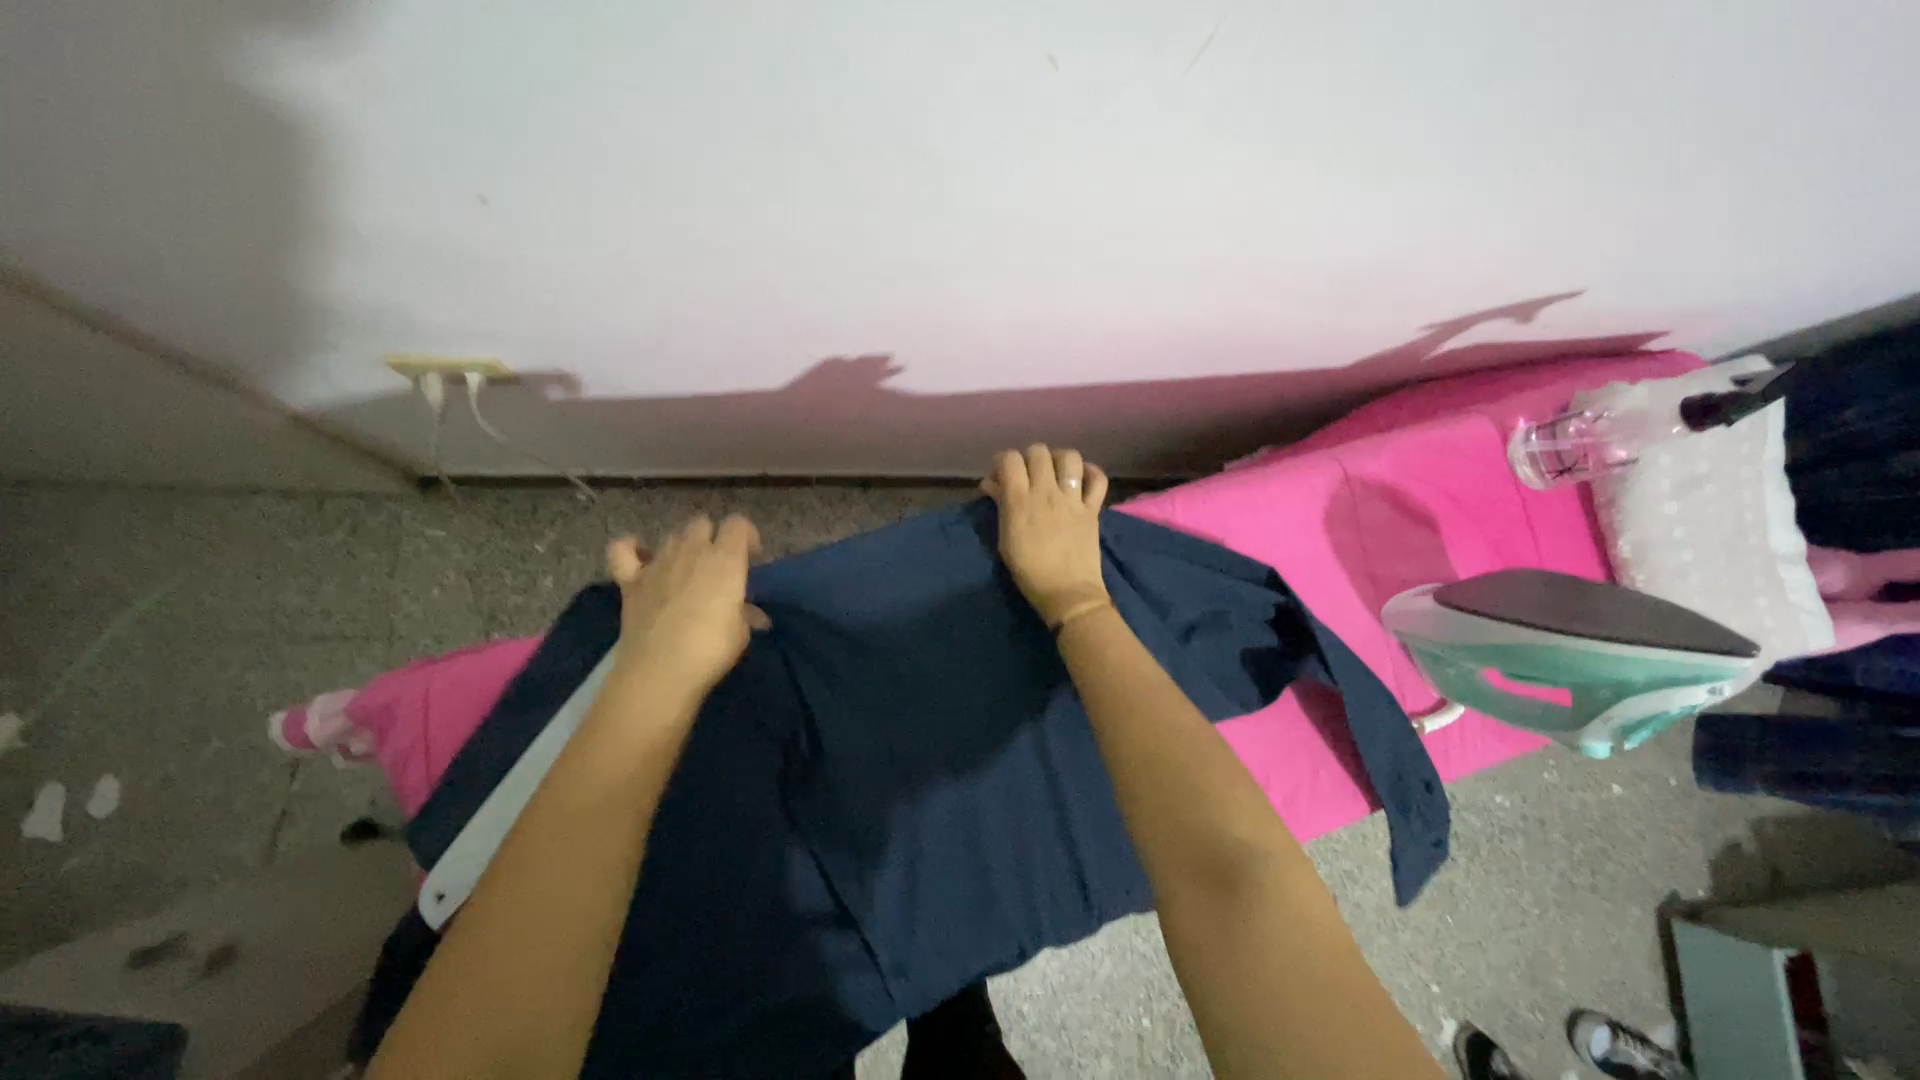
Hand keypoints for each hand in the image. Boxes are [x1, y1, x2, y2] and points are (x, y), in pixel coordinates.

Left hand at [606, 515, 769, 701]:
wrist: (661, 669)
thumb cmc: (711, 649)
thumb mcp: (741, 632)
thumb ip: (746, 613)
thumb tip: (754, 615)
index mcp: (725, 559)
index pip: (738, 524)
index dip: (747, 536)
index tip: (751, 559)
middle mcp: (691, 551)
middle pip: (702, 524)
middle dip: (713, 538)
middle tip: (718, 566)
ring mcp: (657, 562)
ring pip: (672, 535)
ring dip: (682, 547)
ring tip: (687, 570)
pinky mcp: (631, 579)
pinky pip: (622, 548)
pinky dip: (631, 548)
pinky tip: (641, 558)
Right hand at [981, 444, 1111, 626]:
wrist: (1066, 592)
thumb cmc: (1028, 570)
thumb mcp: (1004, 539)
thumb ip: (1000, 505)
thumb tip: (992, 484)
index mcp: (1020, 500)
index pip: (1009, 458)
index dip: (1002, 461)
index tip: (1001, 476)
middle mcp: (1047, 492)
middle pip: (1038, 451)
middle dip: (1028, 458)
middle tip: (1027, 475)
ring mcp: (1072, 499)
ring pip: (1070, 457)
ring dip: (1059, 459)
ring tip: (1054, 472)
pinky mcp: (1092, 508)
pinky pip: (1098, 479)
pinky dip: (1091, 473)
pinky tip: (1082, 479)